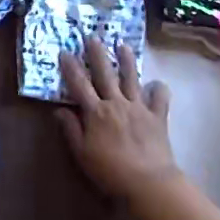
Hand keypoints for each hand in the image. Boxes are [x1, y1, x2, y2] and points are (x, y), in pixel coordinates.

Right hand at [56, 37, 179, 198]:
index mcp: (96, 112)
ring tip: (123, 44)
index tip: (65, 52)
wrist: (148, 182)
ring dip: (126, 60)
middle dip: (97, 54)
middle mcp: (116, 103)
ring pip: (131, 78)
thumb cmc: (110, 171)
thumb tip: (59, 110)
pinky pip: (160, 97)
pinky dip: (159, 89)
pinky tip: (157, 83)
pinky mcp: (158, 116)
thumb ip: (71, 130)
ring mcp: (139, 107)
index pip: (79, 85)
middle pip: (105, 74)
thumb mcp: (82, 154)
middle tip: (93, 36)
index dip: (71, 68)